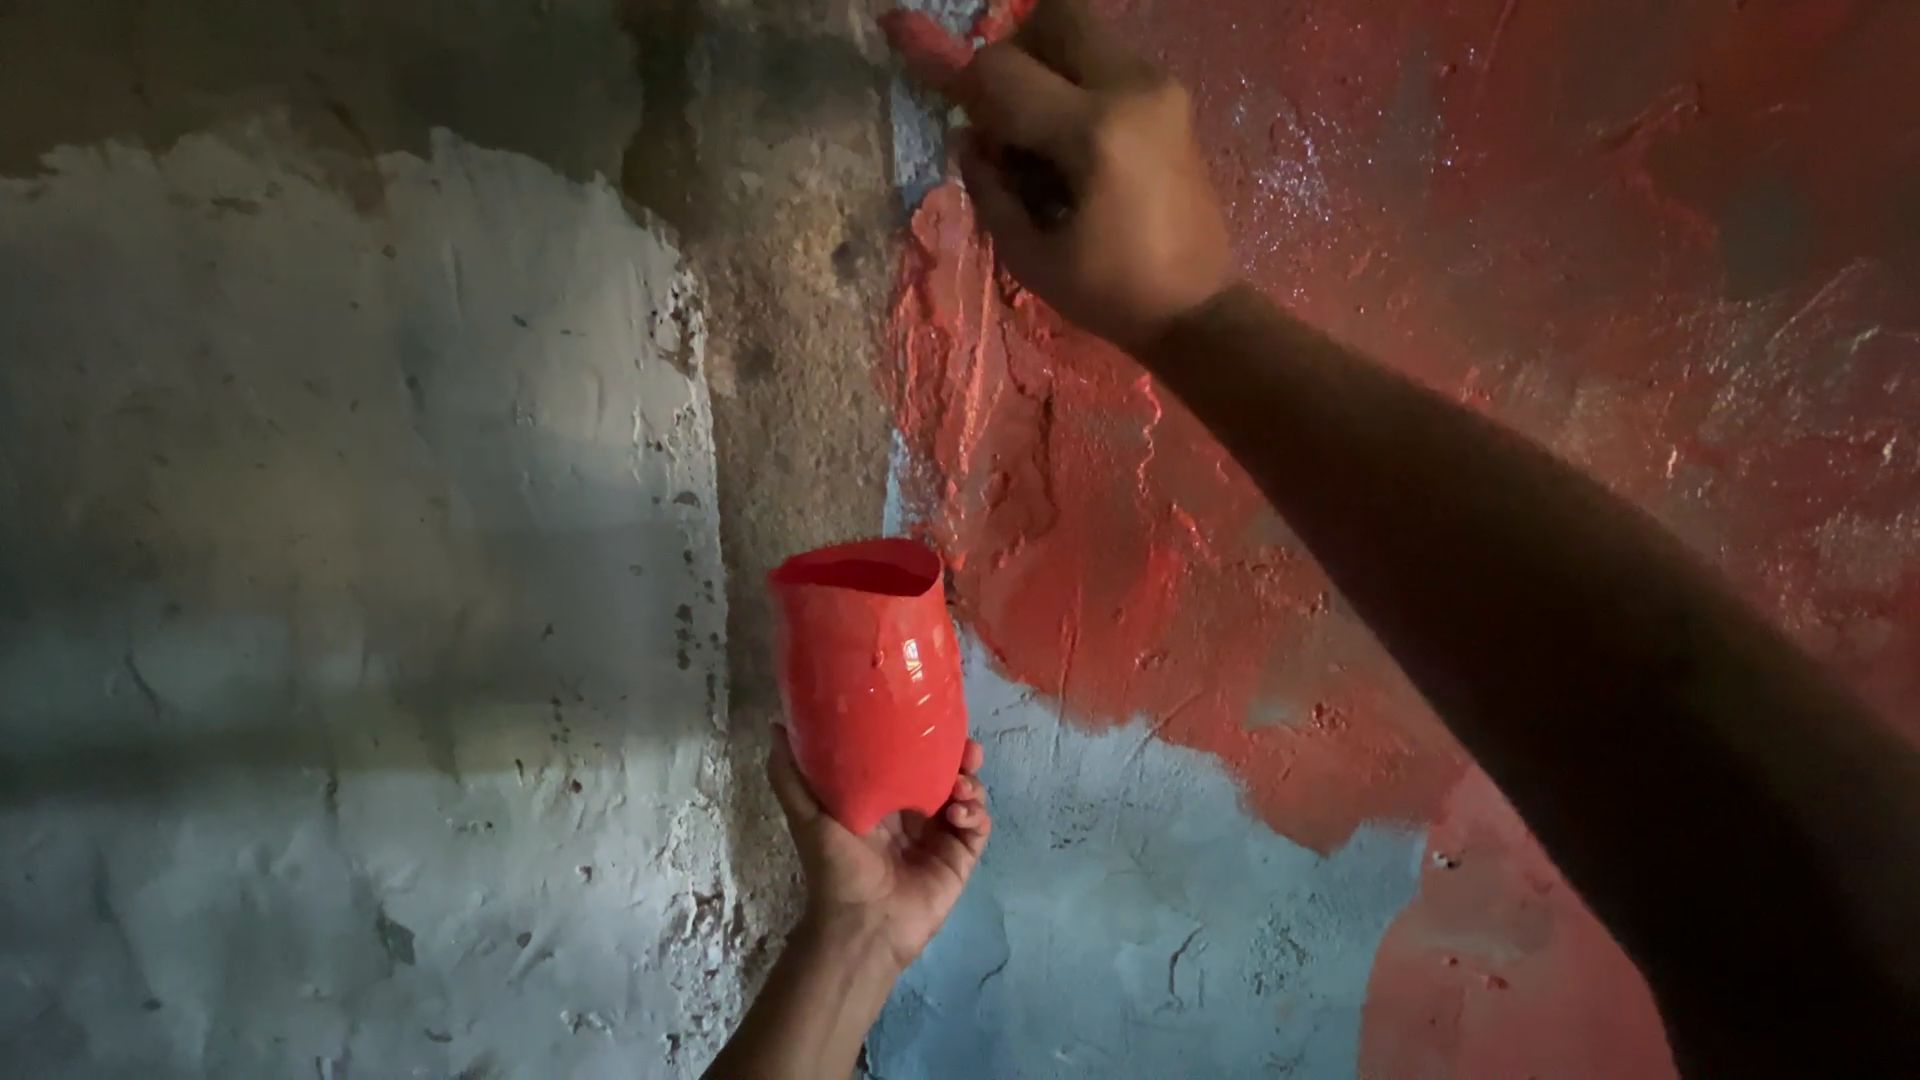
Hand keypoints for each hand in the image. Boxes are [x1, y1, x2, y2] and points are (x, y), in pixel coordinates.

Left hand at [767, 727, 991, 970]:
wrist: (860, 925)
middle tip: (967, 748)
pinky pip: (978, 827)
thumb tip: (775, 725)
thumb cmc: (834, 867)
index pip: (915, 759)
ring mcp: (941, 835)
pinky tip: (959, 815)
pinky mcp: (960, 858)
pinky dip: (975, 814)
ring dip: (971, 783)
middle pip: (948, 772)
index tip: (935, 720)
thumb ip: (791, 775)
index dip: (927, 738)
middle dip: (961, 756)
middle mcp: (916, 813)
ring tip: (960, 786)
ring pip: (968, 795)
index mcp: (886, 799)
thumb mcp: (807, 815)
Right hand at [901, 0, 1234, 355]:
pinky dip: (1080, 88)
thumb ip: (991, 192)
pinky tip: (1077, 150)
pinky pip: (1111, 64)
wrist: (1194, 307)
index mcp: (1094, 133)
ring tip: (1044, 143)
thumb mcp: (1031, 258)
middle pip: (1055, 17)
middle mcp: (1133, 89)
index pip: (1005, 71)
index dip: (964, 84)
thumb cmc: (1109, 295)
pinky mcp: (1175, 101)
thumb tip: (968, 141)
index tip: (953, 107)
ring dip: (1050, 71)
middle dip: (1016, 55)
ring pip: (1086, 36)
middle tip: (1007, 116)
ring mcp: (1162, 89)